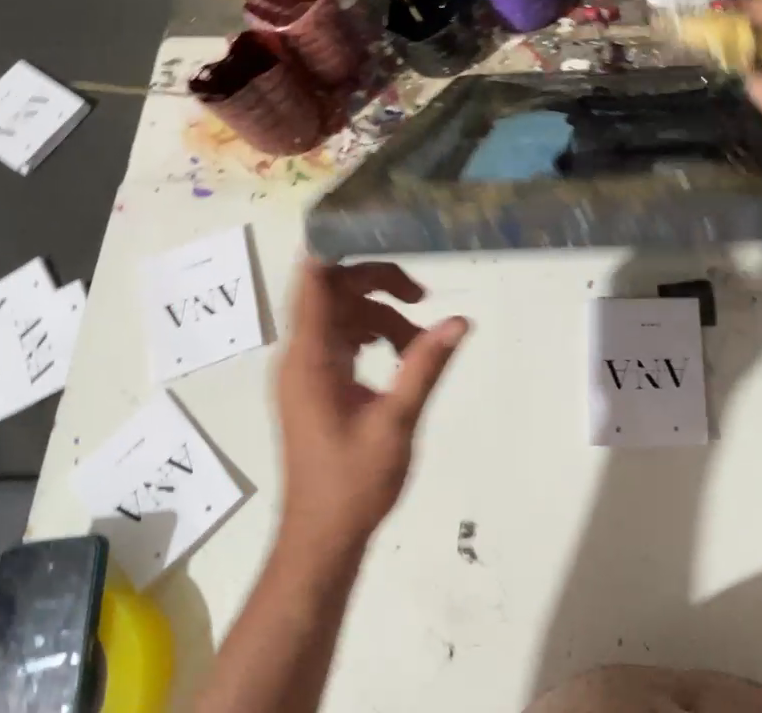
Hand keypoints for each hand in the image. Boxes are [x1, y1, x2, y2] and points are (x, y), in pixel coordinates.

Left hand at [276, 259, 468, 548]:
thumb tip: (461, 321)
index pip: (311, 282)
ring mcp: (306, 372)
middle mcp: (300, 356)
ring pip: (340, 317)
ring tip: (421, 341)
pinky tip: (403, 356)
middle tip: (423, 295)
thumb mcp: (397, 421)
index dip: (334, 248)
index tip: (368, 224)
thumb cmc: (354, 482)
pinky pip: (342, 341)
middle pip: (331, 293)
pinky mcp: (317, 387)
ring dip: (380, 315)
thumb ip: (426, 365)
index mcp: (309, 358)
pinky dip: (372, 337)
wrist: (322, 538)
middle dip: (376, 283)